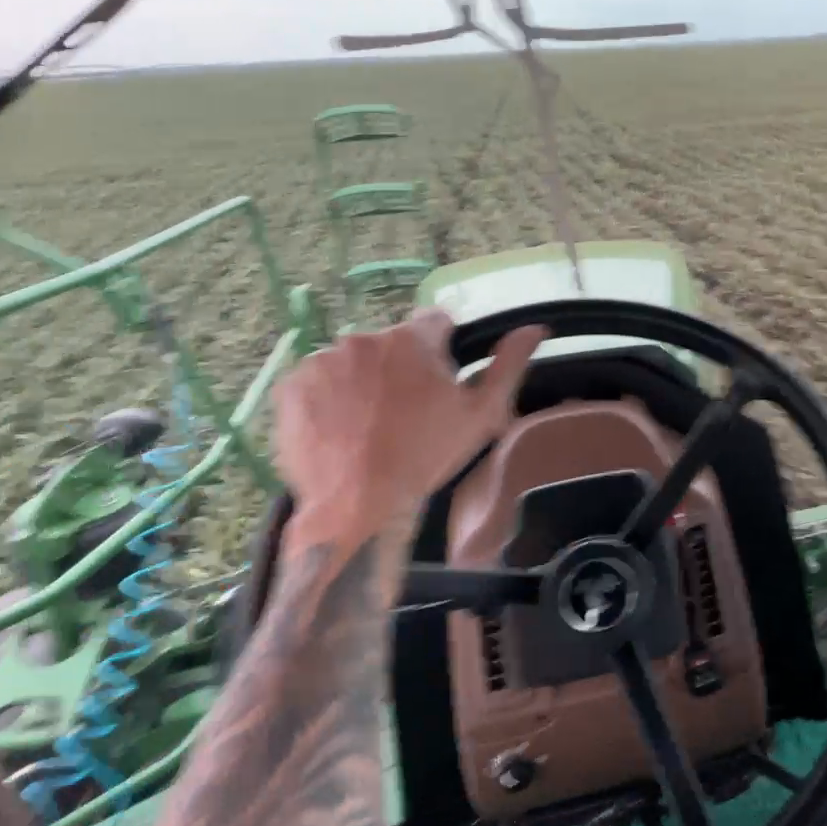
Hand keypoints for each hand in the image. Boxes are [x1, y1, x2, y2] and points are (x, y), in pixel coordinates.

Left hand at [271, 308, 547, 532]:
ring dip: (364, 382)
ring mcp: (321, 361)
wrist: (354, 504)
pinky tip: (341, 431)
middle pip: (392, 344)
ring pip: (353, 362)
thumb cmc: (425, 456)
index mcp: (413, 340)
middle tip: (407, 413)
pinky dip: (329, 399)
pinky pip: (317, 382)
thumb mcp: (481, 415)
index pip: (436, 321)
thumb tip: (536, 328)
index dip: (444, 349)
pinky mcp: (290, 387)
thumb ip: (508, 365)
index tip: (441, 381)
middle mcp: (363, 338)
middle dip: (401, 368)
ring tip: (369, 426)